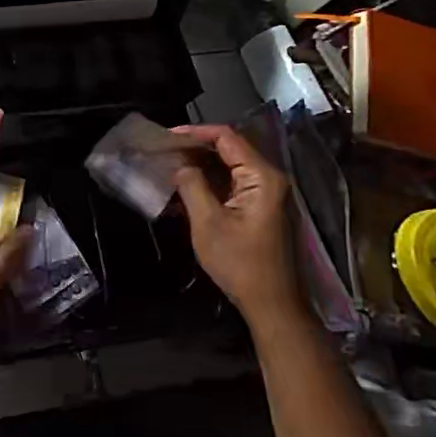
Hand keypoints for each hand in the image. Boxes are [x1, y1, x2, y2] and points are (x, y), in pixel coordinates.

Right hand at [173, 125, 300, 322]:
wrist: (272, 304)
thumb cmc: (241, 263)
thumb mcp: (209, 223)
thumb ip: (192, 186)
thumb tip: (180, 166)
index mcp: (261, 176)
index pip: (227, 138)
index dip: (195, 133)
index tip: (166, 136)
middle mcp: (268, 178)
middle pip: (229, 149)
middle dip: (194, 148)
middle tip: (163, 150)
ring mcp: (265, 193)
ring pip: (228, 166)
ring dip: (199, 165)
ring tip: (168, 165)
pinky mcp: (259, 207)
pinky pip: (231, 183)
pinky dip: (208, 182)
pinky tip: (184, 187)